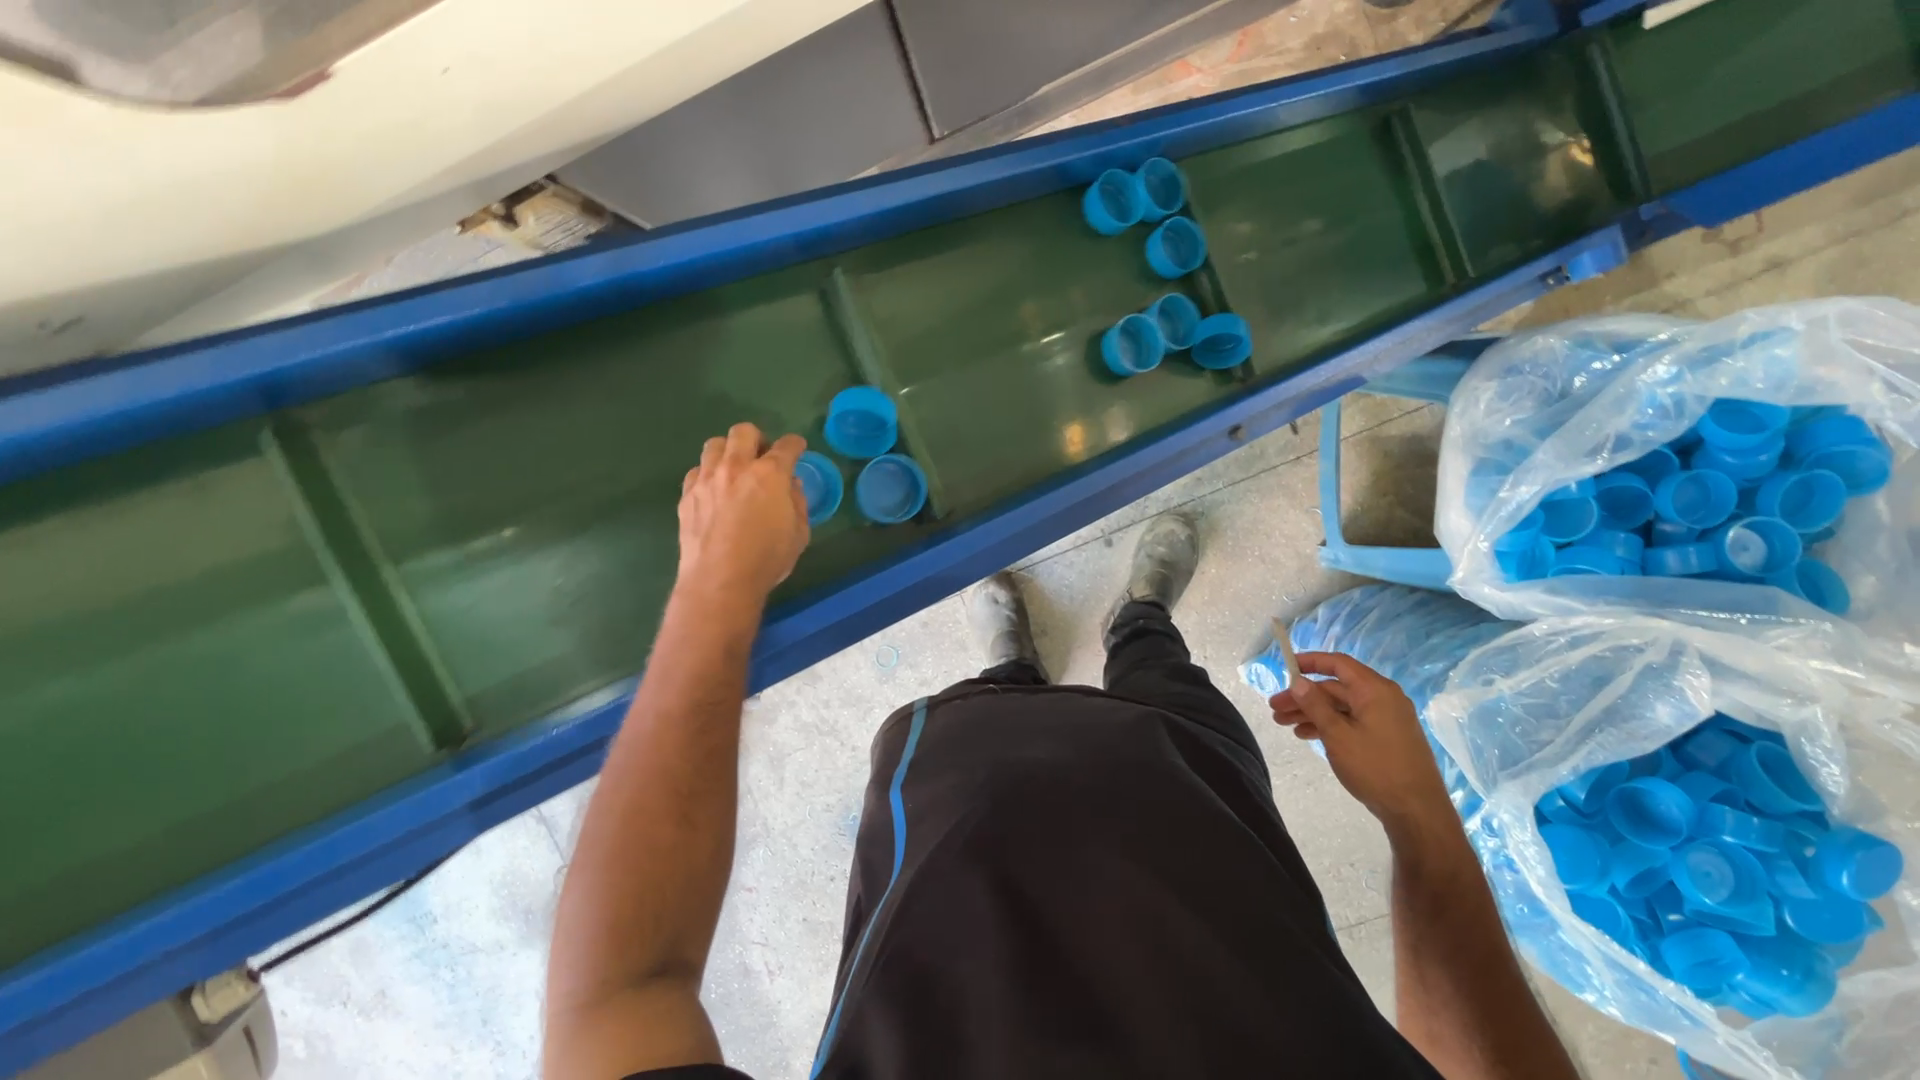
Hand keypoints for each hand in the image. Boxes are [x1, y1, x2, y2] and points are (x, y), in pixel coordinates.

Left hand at [677, 423, 809, 602]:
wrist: (720, 580)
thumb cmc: (767, 559)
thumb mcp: (799, 533)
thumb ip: (797, 502)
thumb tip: (790, 485)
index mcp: (770, 474)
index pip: (786, 446)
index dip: (795, 444)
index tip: (797, 448)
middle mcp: (736, 467)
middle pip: (744, 432)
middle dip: (758, 439)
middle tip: (762, 457)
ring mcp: (707, 478)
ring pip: (715, 444)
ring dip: (729, 451)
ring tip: (734, 470)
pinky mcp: (687, 494)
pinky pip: (697, 470)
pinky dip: (708, 474)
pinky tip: (714, 491)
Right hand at [1269, 652, 1452, 835]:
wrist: (1416, 810)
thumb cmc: (1375, 767)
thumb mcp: (1338, 735)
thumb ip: (1315, 705)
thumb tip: (1298, 681)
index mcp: (1374, 690)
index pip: (1338, 664)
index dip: (1310, 662)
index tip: (1285, 667)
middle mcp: (1383, 698)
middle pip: (1336, 688)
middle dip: (1304, 697)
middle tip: (1275, 708)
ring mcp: (1387, 718)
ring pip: (1342, 707)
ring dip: (1313, 713)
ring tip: (1285, 725)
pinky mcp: (1387, 736)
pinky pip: (1353, 721)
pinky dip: (1330, 725)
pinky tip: (1308, 735)